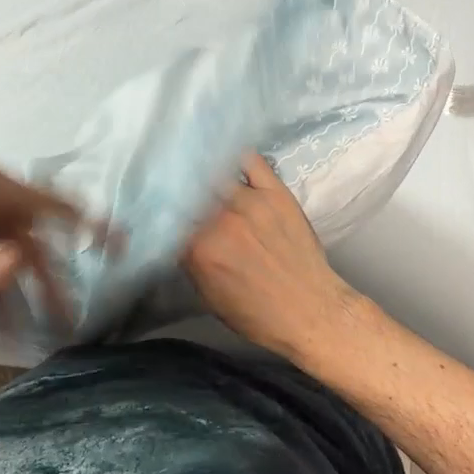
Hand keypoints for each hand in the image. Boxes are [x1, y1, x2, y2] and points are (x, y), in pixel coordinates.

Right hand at [182, 153, 370, 357]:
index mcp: (199, 248)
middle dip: (182, 193)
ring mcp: (250, 202)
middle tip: (181, 193)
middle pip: (190, 192)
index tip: (162, 210)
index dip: (164, 213)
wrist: (311, 311)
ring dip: (206, 176)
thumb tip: (177, 235)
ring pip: (216, 175)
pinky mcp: (276, 192)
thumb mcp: (208, 296)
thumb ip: (189, 261)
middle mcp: (221, 219)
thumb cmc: (258, 315)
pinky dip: (236, 159)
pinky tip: (229, 162)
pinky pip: (251, 161)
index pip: (170, 218)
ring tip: (201, 175)